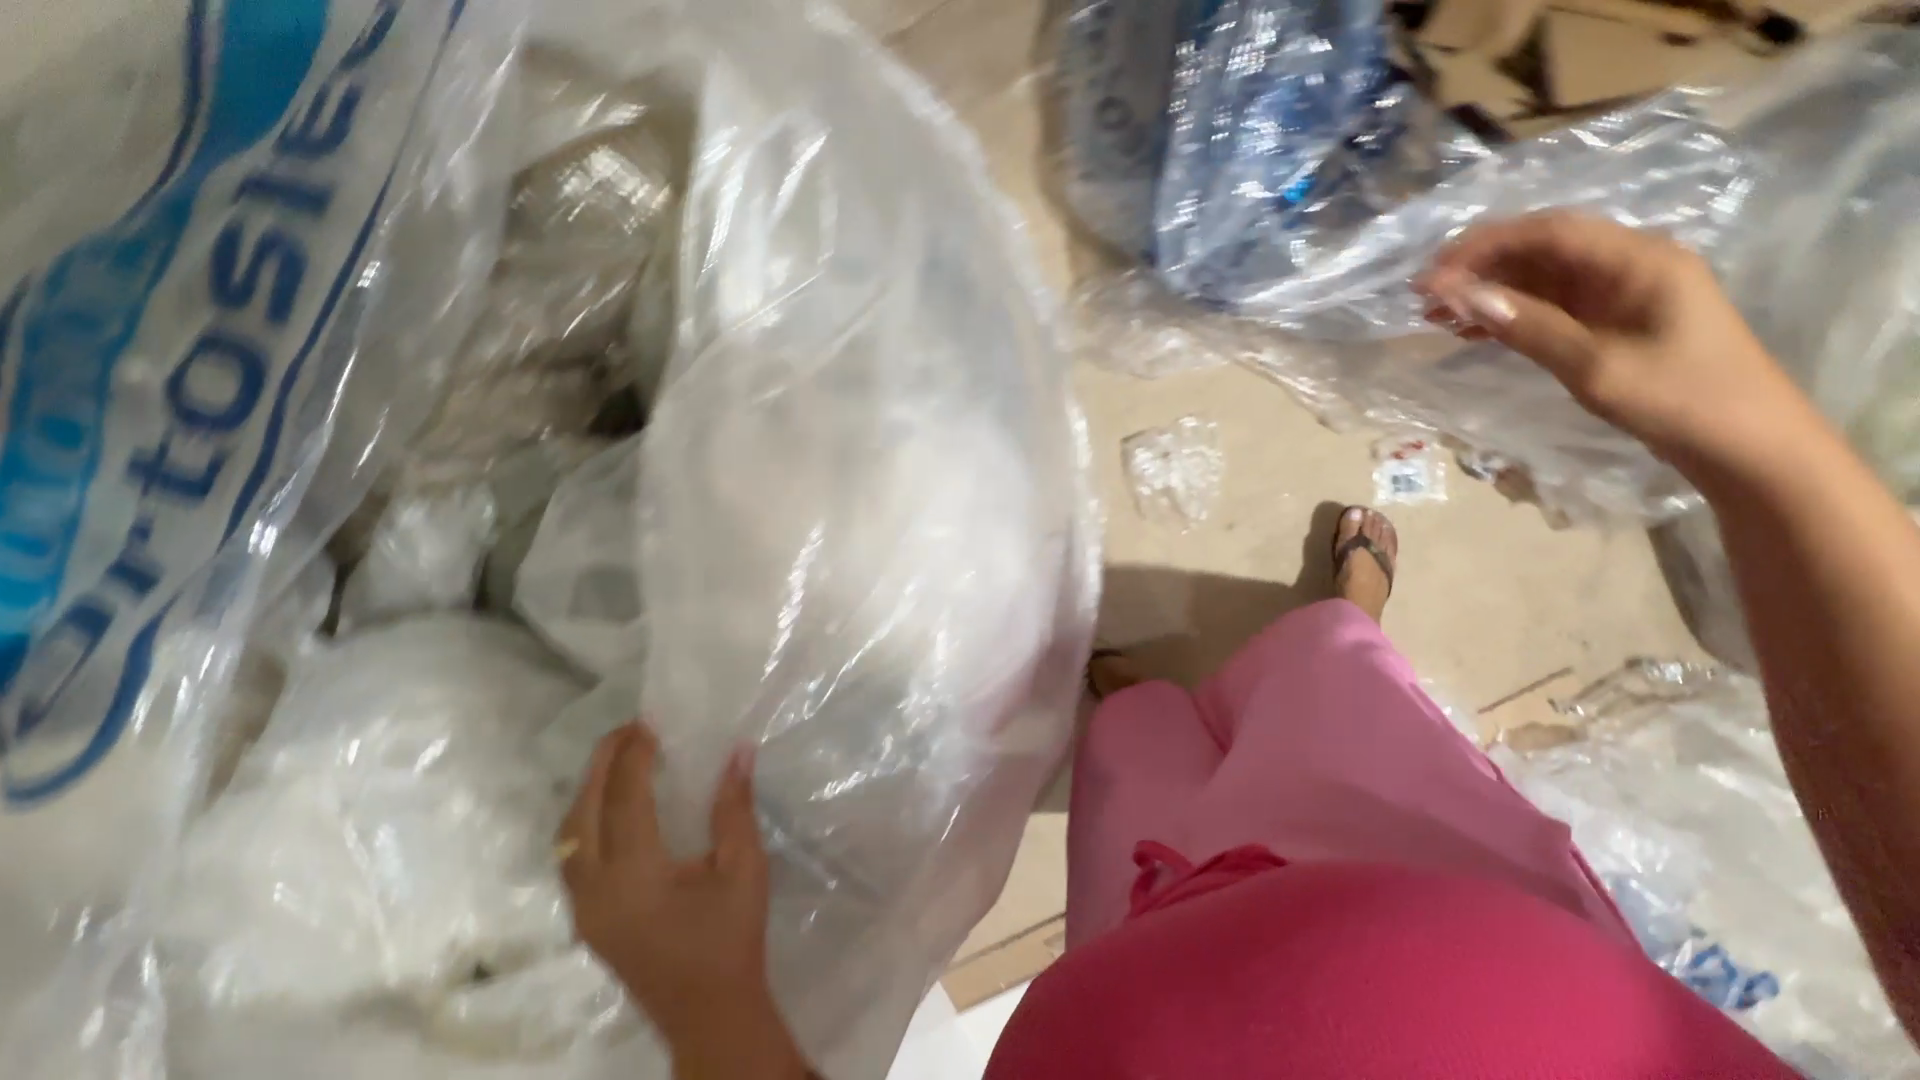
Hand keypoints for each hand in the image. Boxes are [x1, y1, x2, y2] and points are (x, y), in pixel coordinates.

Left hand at [559, 724, 809, 1079]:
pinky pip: (571, 859)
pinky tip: (612, 809)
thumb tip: (738, 751)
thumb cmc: (732, 939)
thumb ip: (735, 807)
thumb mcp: (744, 869)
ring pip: (567, 837)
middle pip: (582, 811)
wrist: (710, 1014)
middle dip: (601, 764)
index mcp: (634, 875)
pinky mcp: (586, 922)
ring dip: (587, 792)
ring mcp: (584, 910)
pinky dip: (584, 822)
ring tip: (619, 762)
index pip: (623, 797)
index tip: (650, 723)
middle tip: (630, 731)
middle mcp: (595, 889)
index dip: (633, 755)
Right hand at [1413, 211, 1819, 486]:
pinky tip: (1471, 330)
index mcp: (1638, 259)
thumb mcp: (1594, 365)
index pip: (1548, 231)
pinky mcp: (1613, 322)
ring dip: (1488, 291)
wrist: (1745, 446)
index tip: (1432, 275)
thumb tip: (1460, 296)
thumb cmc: (1679, 400)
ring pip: (1540, 278)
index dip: (1484, 245)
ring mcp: (1622, 294)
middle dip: (1479, 267)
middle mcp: (1630, 264)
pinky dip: (1508, 314)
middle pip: (1541, 248)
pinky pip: (1550, 305)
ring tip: (1435, 316)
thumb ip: (1527, 326)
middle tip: (1423, 296)